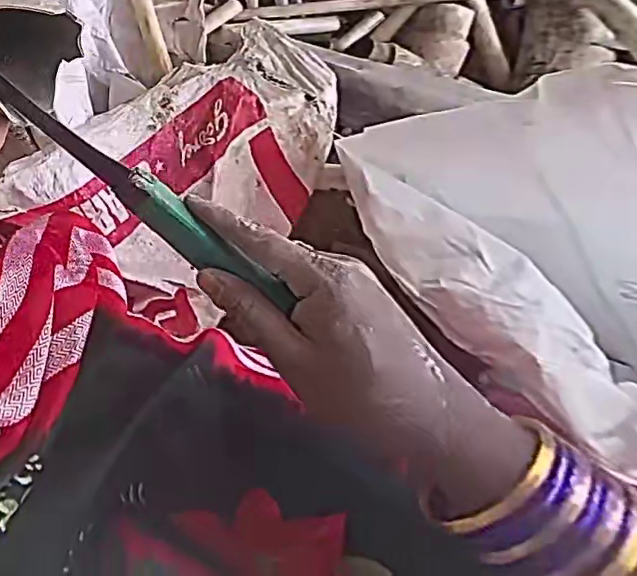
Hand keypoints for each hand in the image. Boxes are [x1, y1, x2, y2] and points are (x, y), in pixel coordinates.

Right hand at [188, 197, 534, 510]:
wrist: (451, 434)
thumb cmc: (366, 401)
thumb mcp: (294, 359)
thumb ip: (248, 310)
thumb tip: (208, 274)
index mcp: (324, 279)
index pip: (256, 239)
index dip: (216, 220)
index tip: (185, 203)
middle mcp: (341, 267)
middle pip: (269, 252)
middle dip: (235, 263)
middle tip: (206, 283)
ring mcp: (356, 279)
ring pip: (288, 270)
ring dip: (260, 285)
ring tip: (247, 323)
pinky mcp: (364, 295)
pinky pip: (308, 283)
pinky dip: (283, 295)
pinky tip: (279, 327)